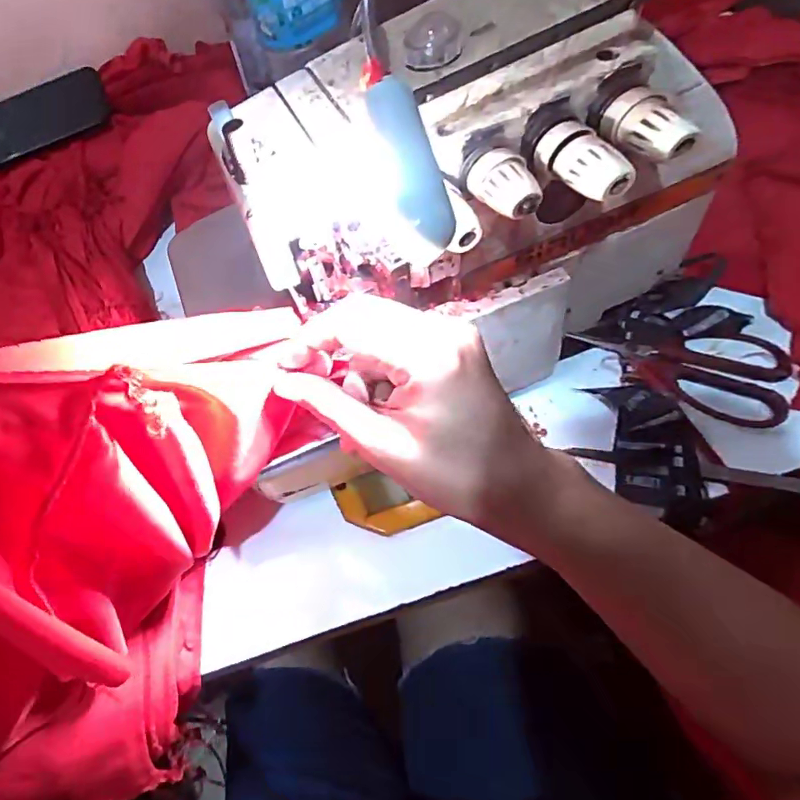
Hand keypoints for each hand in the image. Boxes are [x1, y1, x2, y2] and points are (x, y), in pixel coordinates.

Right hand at [272, 295, 589, 536]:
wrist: (516, 485)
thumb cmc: (453, 475)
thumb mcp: (381, 444)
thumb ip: (328, 405)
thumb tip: (283, 382)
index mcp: (428, 354)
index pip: (350, 324)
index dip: (308, 341)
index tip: (282, 368)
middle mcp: (441, 329)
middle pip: (361, 314)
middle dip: (327, 347)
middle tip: (306, 382)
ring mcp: (450, 333)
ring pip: (376, 328)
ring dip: (354, 364)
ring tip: (356, 414)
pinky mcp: (451, 343)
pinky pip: (396, 341)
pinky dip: (375, 367)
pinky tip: (378, 405)